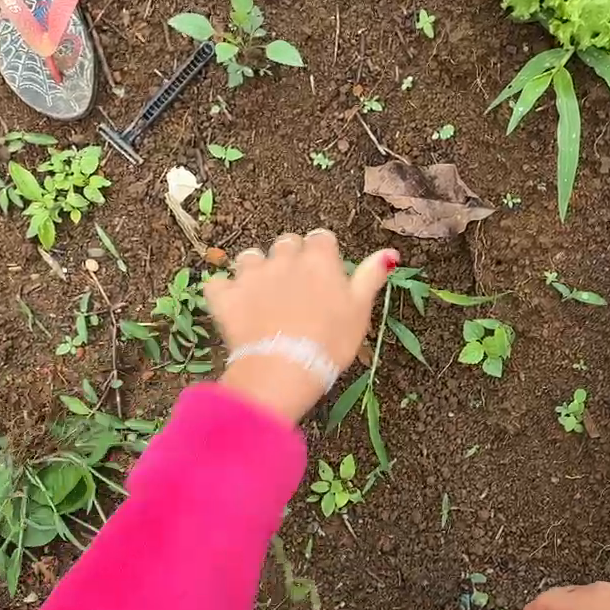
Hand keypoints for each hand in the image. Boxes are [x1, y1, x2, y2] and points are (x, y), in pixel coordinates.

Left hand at [203, 231, 396, 423]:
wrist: (284, 370)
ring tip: (265, 298)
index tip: (325, 276)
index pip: (321, 239)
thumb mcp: (359, 311)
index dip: (323, 256)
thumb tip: (390, 253)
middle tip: (297, 291)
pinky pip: (218, 284)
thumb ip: (371, 277)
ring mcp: (251, 275)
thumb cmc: (330, 343)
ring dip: (256, 271)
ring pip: (250, 258)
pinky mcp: (225, 296)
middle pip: (286, 244)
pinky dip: (225, 292)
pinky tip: (235, 307)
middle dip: (290, 260)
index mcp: (319, 259)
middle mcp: (283, 258)